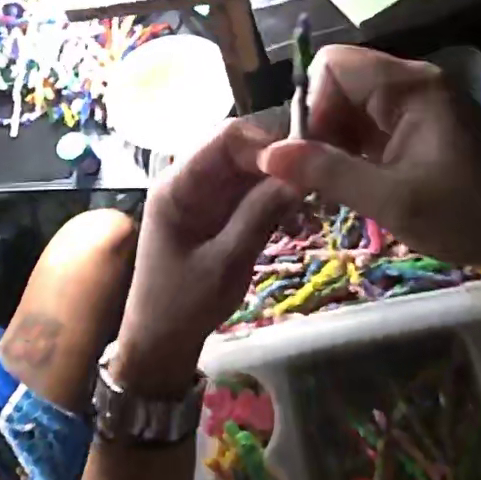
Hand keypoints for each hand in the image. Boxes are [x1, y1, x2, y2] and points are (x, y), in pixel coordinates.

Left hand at [117, 121, 298, 394]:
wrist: (160, 341)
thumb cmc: (183, 305)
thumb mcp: (224, 264)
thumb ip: (258, 217)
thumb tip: (300, 175)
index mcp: (177, 185)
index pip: (225, 138)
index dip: (267, 141)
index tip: (306, 161)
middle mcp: (190, 179)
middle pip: (241, 146)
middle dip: (281, 157)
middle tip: (320, 176)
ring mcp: (205, 194)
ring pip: (251, 166)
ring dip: (282, 178)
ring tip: (314, 200)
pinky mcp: (218, 211)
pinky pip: (251, 189)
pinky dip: (276, 197)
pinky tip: (299, 216)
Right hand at [258, 45, 480, 268]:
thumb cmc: (468, 216)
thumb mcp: (391, 201)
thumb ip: (328, 173)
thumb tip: (268, 154)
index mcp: (410, 87)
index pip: (334, 66)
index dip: (314, 106)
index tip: (313, 155)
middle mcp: (414, 83)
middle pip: (341, 83)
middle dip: (322, 126)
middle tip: (321, 175)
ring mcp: (420, 103)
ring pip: (353, 105)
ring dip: (336, 141)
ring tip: (337, 184)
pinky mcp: (422, 125)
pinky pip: (372, 123)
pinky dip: (355, 149)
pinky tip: (357, 182)